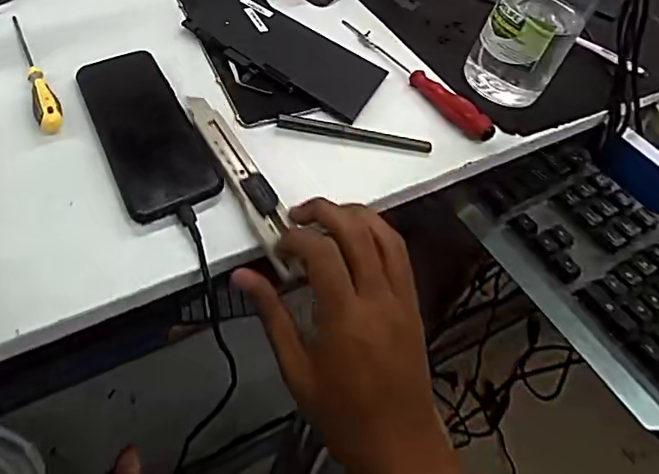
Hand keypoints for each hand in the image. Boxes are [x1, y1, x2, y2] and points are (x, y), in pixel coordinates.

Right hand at [231, 199, 454, 473]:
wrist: (401, 451)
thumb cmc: (349, 418)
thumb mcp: (297, 370)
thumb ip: (271, 315)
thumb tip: (245, 279)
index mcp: (347, 320)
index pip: (322, 251)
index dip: (294, 237)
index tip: (280, 246)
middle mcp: (379, 304)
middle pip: (356, 230)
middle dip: (323, 210)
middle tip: (298, 216)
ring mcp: (401, 303)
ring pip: (385, 235)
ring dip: (353, 215)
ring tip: (326, 218)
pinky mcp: (413, 307)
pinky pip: (400, 255)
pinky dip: (377, 233)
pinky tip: (355, 239)